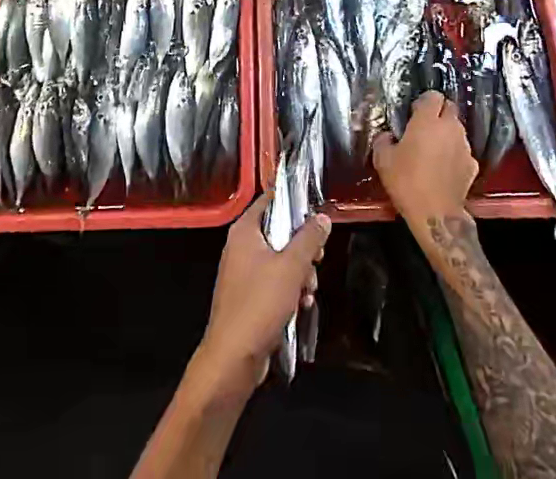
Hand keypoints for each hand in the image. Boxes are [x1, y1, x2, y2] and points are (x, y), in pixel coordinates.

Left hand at [191, 196, 331, 395]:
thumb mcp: (291, 267)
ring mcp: (243, 271)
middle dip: (303, 249)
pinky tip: (300, 305)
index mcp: (244, 230)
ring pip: (280, 259)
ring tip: (307, 291)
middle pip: (279, 232)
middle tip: (316, 262)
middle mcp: (240, 246)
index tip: (317, 215)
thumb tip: (322, 217)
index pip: (269, 200)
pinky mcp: (248, 295)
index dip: (293, 204)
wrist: (233, 355)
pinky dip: (289, 289)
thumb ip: (308, 239)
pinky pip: (274, 281)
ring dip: (300, 273)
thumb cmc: (260, 303)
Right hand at [372, 90, 476, 229]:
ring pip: (457, 130)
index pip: (433, 96)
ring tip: (432, 150)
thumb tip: (388, 136)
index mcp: (427, 121)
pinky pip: (462, 151)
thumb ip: (384, 139)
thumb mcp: (382, 159)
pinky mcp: (473, 165)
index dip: (423, 101)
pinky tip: (443, 168)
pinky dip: (454, 154)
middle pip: (450, 108)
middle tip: (423, 127)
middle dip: (438, 113)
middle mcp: (450, 129)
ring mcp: (465, 147)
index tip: (413, 113)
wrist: (435, 214)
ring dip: (446, 134)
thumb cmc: (406, 182)